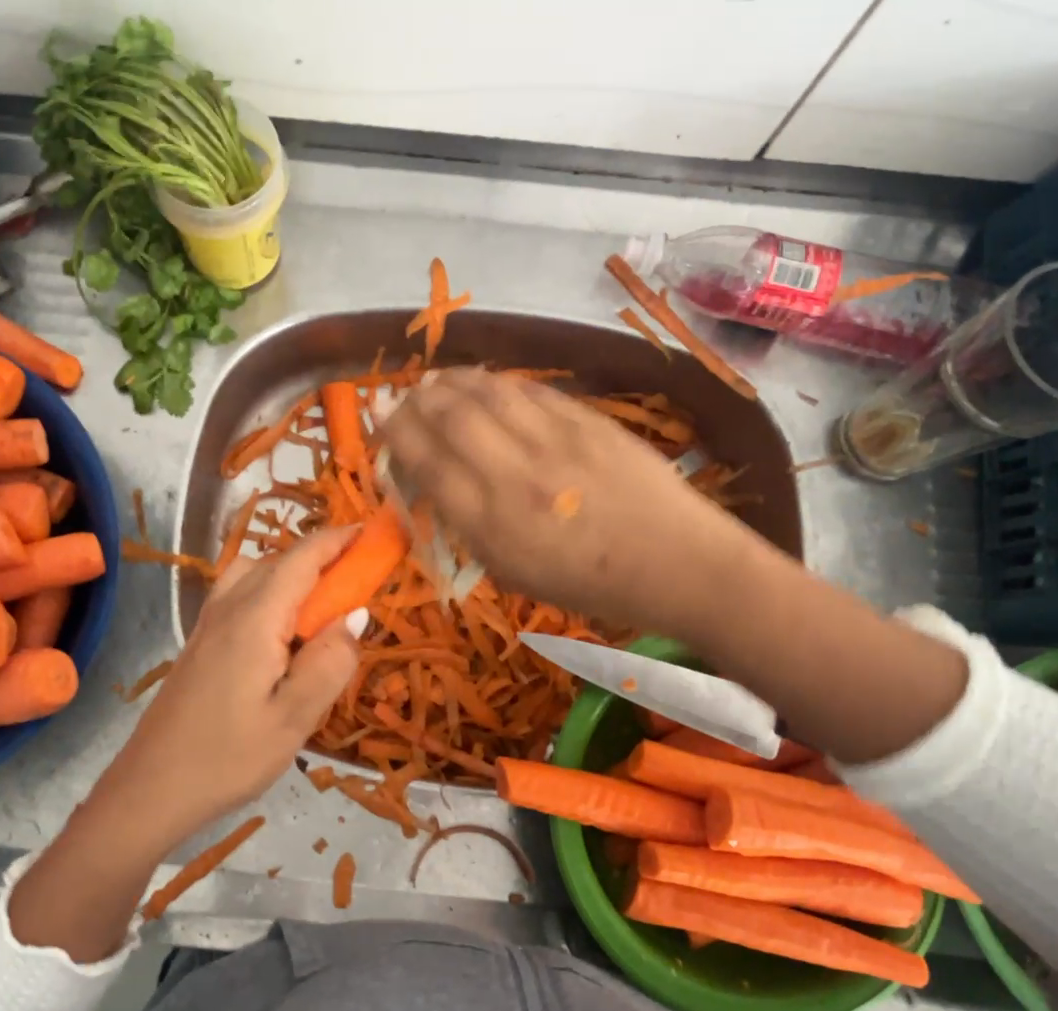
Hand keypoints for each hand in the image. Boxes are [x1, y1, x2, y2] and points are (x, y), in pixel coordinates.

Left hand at [87, 527, 363, 852]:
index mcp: (254, 617)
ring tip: (325, 609)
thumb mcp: (293, 719)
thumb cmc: (227, 758)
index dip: (340, 540)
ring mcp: (209, 623)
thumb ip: (329, 663)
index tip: (375, 534)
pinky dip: (272, 594)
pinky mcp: (201, 643)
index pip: (303, 558)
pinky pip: (241, 596)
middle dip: (323, 558)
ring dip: (294, 575)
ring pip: (256, 574)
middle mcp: (228, 607)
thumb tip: (356, 615)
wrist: (151, 787)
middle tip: (362, 580)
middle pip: (280, 560)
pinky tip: (285, 636)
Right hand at [381, 368, 758, 638]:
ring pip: (487, 393)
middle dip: (417, 400)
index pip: (426, 463)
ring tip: (435, 379)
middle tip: (404, 396)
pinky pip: (530, 391)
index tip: (381, 420)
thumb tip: (434, 481)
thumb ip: (469, 526)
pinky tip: (485, 382)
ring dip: (452, 381)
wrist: (676, 564)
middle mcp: (515, 476)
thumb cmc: (590, 584)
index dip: (397, 435)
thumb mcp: (513, 571)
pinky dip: (498, 383)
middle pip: (449, 418)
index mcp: (491, 525)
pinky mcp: (588, 421)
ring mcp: (554, 442)